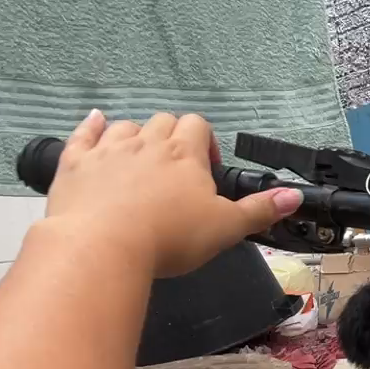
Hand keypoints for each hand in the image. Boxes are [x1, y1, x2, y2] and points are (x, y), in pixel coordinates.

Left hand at [44, 111, 302, 276]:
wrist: (101, 246)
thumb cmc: (171, 237)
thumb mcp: (226, 228)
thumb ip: (260, 210)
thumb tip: (295, 195)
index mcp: (185, 155)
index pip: (199, 126)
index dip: (208, 142)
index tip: (209, 170)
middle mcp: (147, 143)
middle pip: (163, 122)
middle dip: (174, 138)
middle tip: (180, 172)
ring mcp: (107, 150)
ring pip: (126, 126)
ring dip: (137, 136)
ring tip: (144, 162)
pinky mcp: (74, 163)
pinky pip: (83, 134)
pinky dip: (92, 127)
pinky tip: (96, 123)